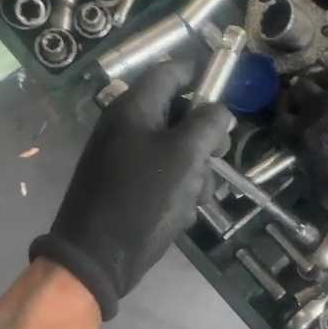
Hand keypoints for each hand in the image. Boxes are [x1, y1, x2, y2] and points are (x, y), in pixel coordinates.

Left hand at [30, 64, 230, 319]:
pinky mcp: (127, 186)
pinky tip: (184, 211)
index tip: (230, 91)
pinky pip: (163, 175)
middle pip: (177, 112)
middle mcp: (127, 126)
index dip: (202, 75)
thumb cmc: (142, 198)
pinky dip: (179, 188)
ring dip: (197, 168)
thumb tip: (220, 110)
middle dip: (205, 133)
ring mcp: (125, 157)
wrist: (97, 256)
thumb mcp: (184, 155)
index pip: (171, 72)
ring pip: (175, 148)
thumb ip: (208, 124)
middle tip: (221, 152)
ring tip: (201, 194)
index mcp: (134, 107)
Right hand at [276, 65, 327, 249]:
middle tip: (311, 105)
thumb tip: (310, 153)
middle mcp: (321, 106)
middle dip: (302, 96)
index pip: (281, 118)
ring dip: (327, 82)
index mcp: (303, 135)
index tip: (291, 123)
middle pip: (301, 88)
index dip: (285, 119)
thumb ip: (311, 166)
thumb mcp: (323, 191)